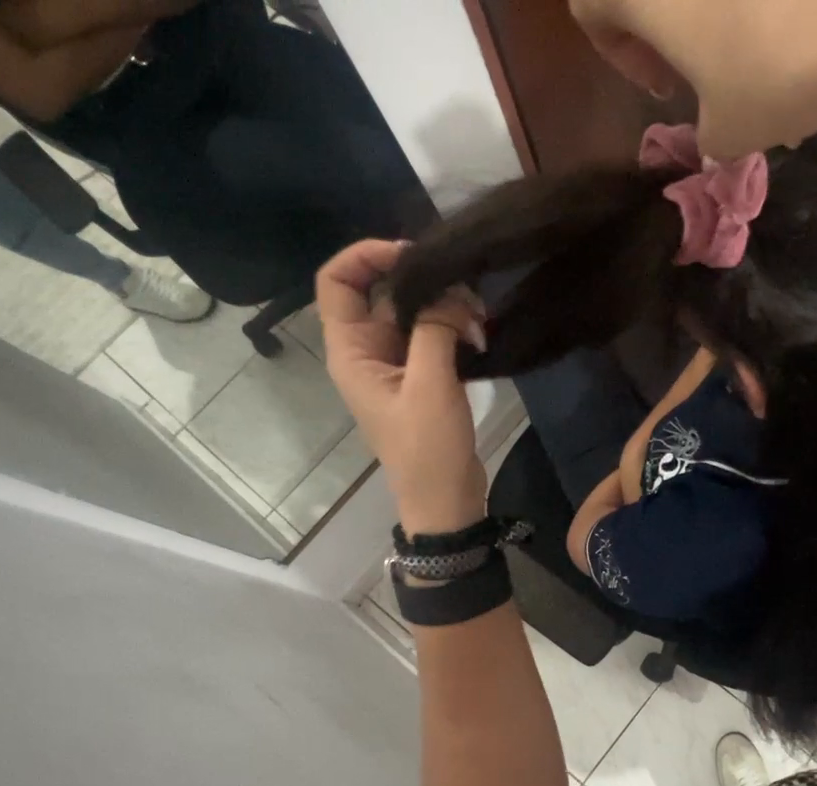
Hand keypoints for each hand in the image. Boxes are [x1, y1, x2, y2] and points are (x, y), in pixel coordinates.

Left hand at [317, 240, 489, 534]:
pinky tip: (480, 330)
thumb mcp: (430, 384)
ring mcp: (395, 365)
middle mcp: (366, 352)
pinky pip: (432, 335)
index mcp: (350, 352)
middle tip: (463, 285)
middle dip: (420, 280)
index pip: (336, 281)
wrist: (445, 500)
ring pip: (412, 313)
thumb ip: (435, 329)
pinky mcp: (421, 377)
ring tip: (478, 314)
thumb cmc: (427, 447)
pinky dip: (453, 327)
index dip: (365, 256)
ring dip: (443, 306)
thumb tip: (453, 293)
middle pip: (380, 292)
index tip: (413, 254)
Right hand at [569, 0, 816, 156]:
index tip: (663, 87)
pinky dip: (766, 5)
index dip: (617, 53)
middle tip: (707, 72)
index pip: (589, 8)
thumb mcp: (729, 130)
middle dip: (674, 29)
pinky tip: (799, 31)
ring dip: (722, 16)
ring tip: (764, 63)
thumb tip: (717, 141)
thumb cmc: (772, 74)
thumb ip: (706, 138)